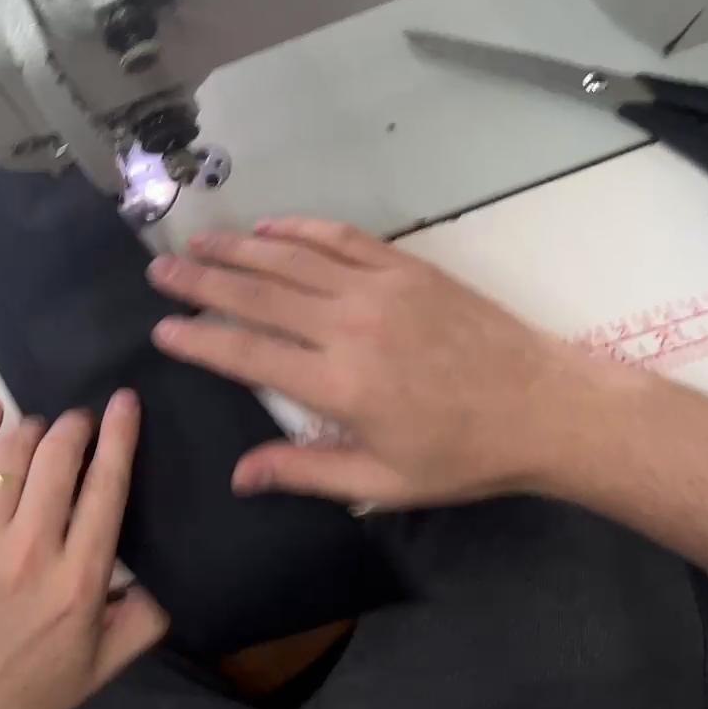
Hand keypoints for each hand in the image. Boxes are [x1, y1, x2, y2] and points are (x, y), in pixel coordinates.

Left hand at [0, 392, 168, 708]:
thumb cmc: (33, 683)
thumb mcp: (104, 663)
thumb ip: (148, 616)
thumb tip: (175, 566)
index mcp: (77, 582)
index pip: (106, 487)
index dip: (119, 435)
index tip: (125, 401)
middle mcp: (28, 554)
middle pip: (57, 458)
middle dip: (75, 424)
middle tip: (81, 421)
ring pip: (9, 456)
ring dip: (32, 427)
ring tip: (42, 427)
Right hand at [148, 218, 627, 508]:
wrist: (548, 407)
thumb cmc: (462, 454)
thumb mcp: (383, 482)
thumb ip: (305, 472)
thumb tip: (238, 475)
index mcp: (340, 384)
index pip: (248, 353)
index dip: (198, 340)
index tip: (161, 329)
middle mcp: (348, 326)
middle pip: (256, 295)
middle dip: (200, 281)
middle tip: (158, 268)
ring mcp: (376, 288)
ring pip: (289, 258)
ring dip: (236, 248)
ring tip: (196, 242)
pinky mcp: (404, 266)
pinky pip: (338, 238)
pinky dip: (296, 229)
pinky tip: (266, 226)